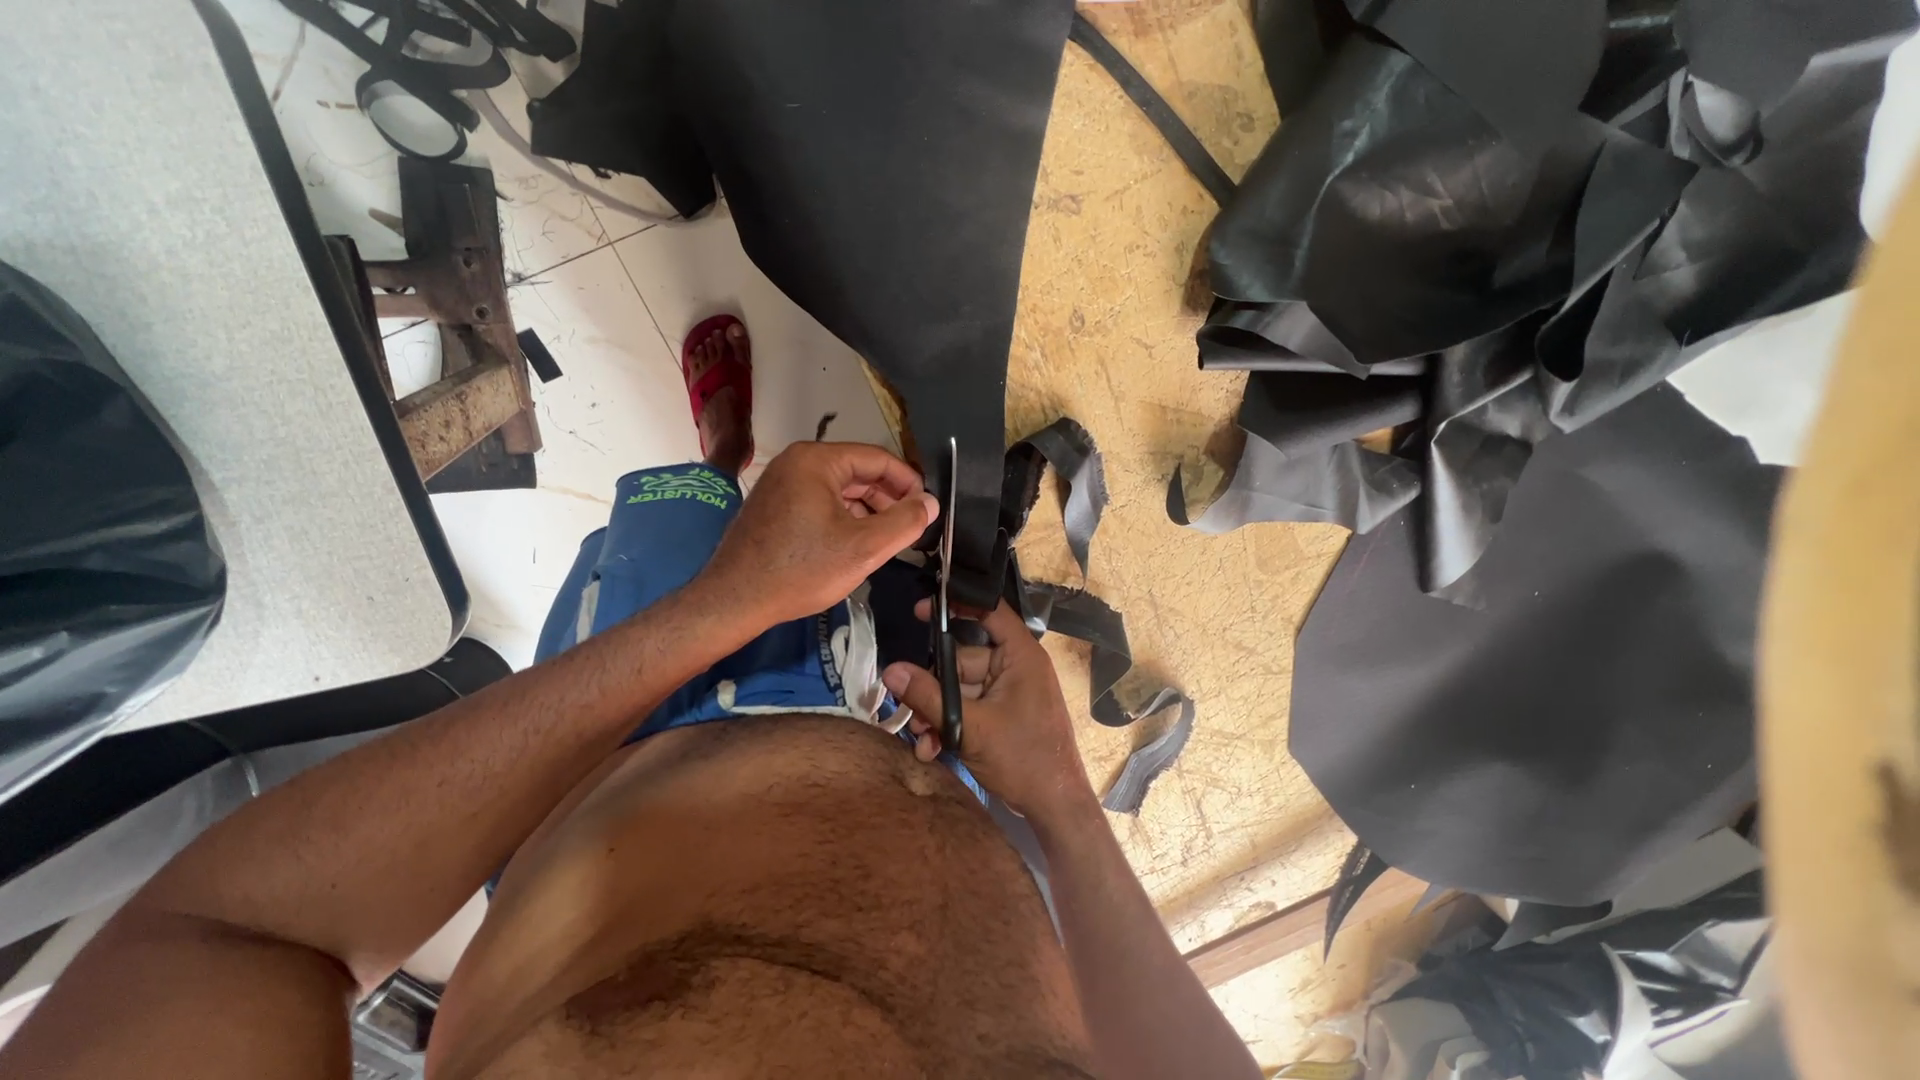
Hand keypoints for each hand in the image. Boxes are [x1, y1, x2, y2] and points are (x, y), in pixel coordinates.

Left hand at [697, 442, 937, 627]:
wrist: (735, 600)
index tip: (927, 509)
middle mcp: (795, 462)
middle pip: (857, 471)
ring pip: (839, 489)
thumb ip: (904, 522)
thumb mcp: (864, 548)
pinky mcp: (773, 506)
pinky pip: (819, 502)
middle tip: (911, 527)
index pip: (878, 458)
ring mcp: (780, 483)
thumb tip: (930, 504)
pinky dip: (842, 518)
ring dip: (867, 511)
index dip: (908, 482)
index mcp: (816, 460)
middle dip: (888, 498)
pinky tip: (854, 544)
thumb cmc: (801, 569)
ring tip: (887, 540)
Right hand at [882, 600, 1094, 820]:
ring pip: (957, 691)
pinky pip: (967, 710)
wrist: (1054, 806)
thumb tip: (890, 670)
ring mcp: (1006, 695)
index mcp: (1019, 656)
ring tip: (920, 737)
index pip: (989, 612)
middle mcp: (1013, 669)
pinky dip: (948, 727)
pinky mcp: (999, 718)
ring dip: (934, 713)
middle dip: (930, 688)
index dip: (956, 604)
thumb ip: (929, 697)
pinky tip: (931, 749)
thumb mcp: (970, 727)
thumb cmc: (1024, 757)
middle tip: (908, 711)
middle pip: (959, 661)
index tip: (921, 610)